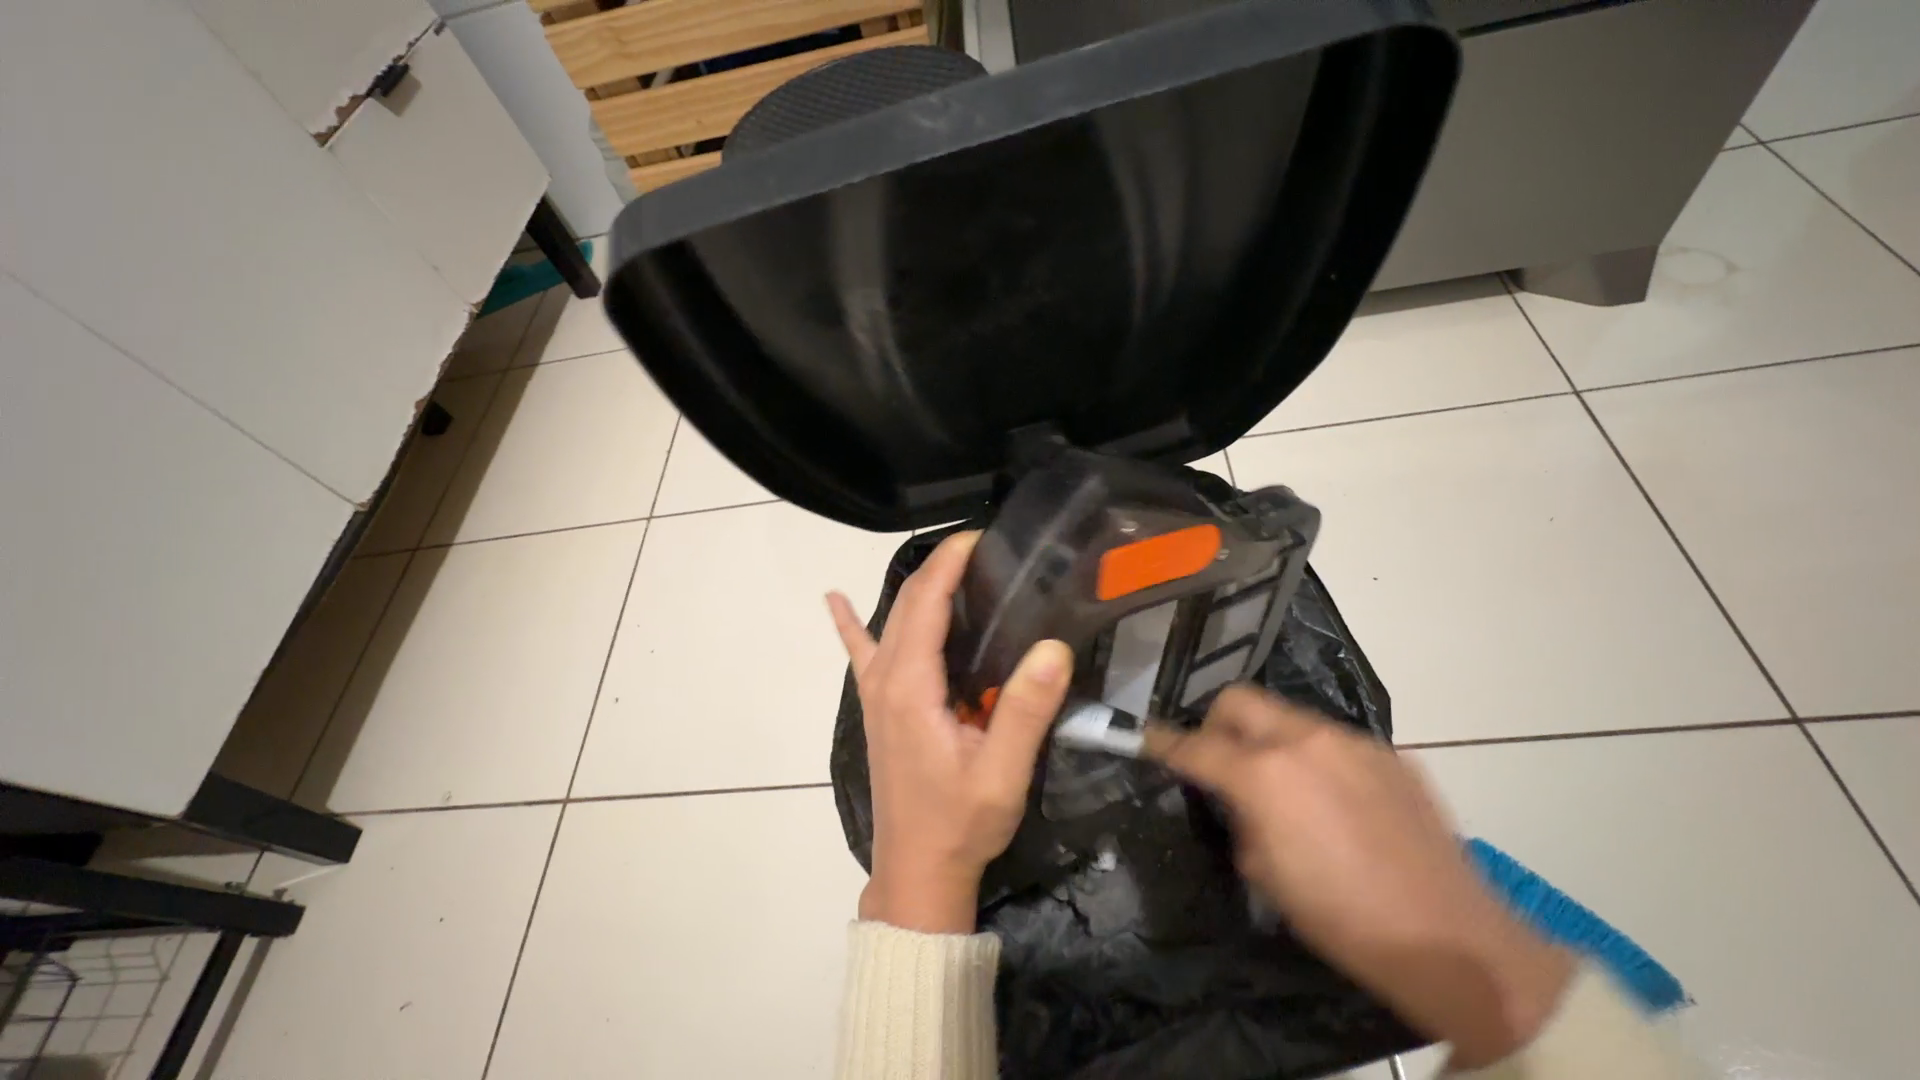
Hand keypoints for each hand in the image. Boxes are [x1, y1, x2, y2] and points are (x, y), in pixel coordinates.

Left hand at [827, 531, 1073, 934]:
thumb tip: (1053, 647)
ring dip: (916, 590)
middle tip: (985, 551)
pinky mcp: (877, 710)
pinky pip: (862, 654)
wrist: (917, 871)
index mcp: (911, 686)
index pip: (926, 603)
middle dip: (939, 569)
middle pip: (906, 606)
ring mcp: (875, 694)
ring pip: (889, 623)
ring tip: (950, 566)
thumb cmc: (960, 823)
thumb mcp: (1001, 772)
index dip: (950, 563)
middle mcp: (885, 680)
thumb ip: (1024, 710)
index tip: (982, 536)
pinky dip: (849, 625)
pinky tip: (833, 601)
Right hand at [1150, 685, 1573, 1068]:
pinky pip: (1336, 744)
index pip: (1195, 745)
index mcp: (1265, 774)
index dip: (1162, 742)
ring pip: (1291, 719)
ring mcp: (1355, 743)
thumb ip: (1241, 821)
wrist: (1449, 938)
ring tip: (1283, 787)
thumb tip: (1240, 803)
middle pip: (1240, 701)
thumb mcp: (1266, 875)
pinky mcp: (1393, 756)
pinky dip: (1318, 761)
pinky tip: (1337, 804)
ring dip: (1270, 741)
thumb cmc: (1342, 918)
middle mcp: (1306, 741)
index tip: (1145, 740)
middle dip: (1215, 723)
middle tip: (1216, 759)